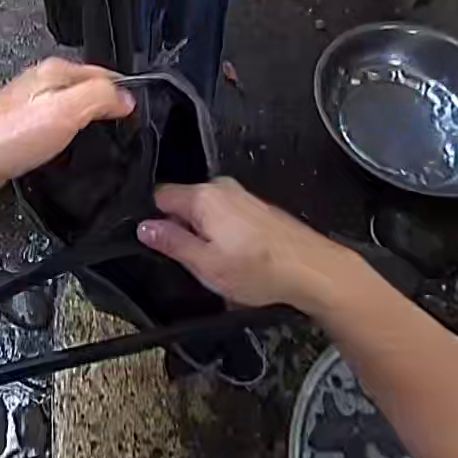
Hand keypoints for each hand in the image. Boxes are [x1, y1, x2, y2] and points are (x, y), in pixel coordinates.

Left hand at [0, 58, 134, 193]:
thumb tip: (127, 98)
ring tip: (101, 143)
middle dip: (107, 107)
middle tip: (123, 132)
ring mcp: (30, 102)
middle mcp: (43, 80)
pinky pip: (56, 123)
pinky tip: (70, 149)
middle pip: (89, 88)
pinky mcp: (20, 124)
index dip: (124, 93)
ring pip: (72, 106)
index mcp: (56, 70)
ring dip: (88, 122)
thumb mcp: (66, 111)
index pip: (106, 73)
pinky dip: (69, 133)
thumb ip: (100, 97)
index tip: (136, 117)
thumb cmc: (12, 135)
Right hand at [139, 178, 361, 312]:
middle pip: (184, 203)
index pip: (160, 196)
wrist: (312, 270)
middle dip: (183, 230)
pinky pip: (226, 216)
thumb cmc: (260, 270)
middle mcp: (221, 187)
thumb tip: (145, 227)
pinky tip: (240, 258)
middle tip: (196, 261)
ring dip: (206, 234)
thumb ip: (172, 242)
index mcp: (203, 197)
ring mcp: (241, 195)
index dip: (157, 221)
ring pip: (206, 211)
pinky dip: (225, 234)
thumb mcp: (205, 265)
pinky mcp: (256, 207)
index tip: (164, 244)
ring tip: (222, 264)